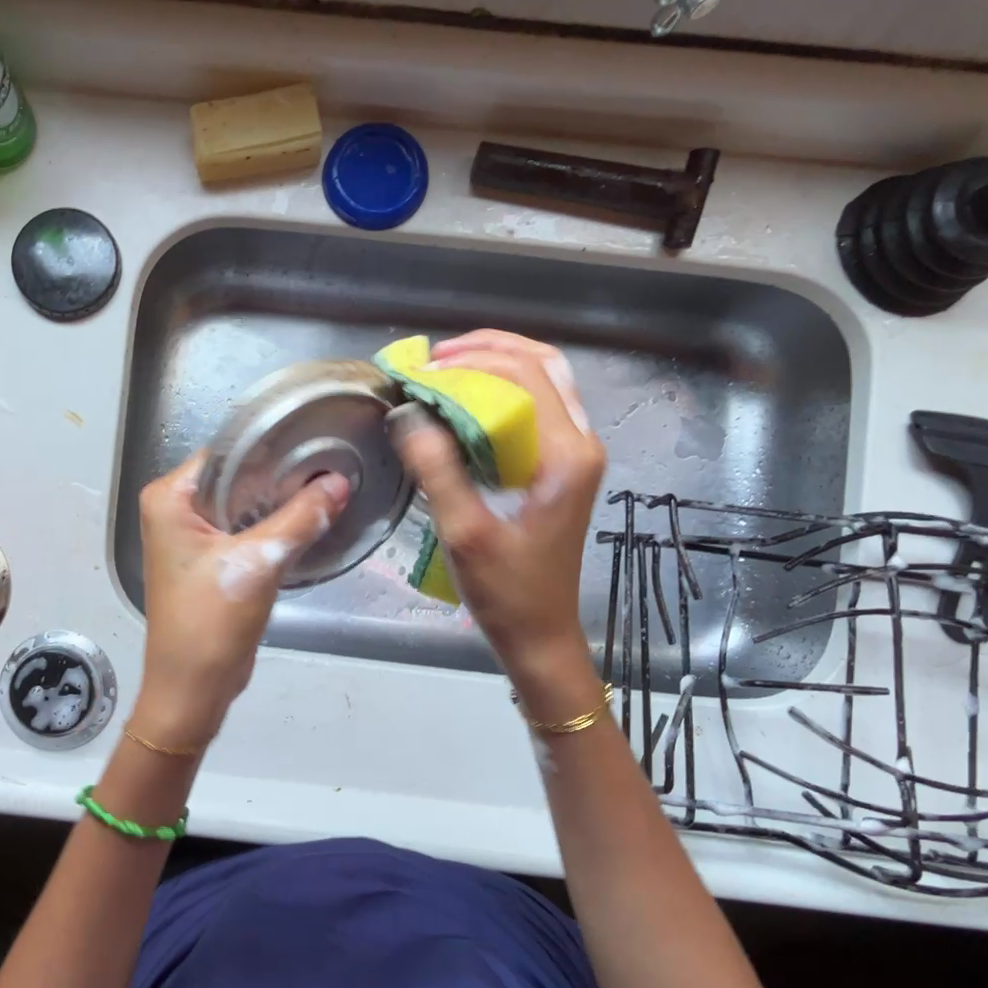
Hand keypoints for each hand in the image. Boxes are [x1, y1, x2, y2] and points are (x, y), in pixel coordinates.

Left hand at [136, 452, 351, 743]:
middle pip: (237, 475)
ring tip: (330, 486)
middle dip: (281, 473)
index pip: (226, 452)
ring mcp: (193, 536)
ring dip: (282, 500)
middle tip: (333, 462)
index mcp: (170, 498)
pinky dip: (275, 525)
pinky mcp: (212, 559)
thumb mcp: (258, 564)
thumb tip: (341, 482)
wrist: (193, 689)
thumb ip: (300, 518)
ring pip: (246, 502)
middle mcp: (176, 510)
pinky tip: (312, 518)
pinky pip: (248, 527)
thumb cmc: (210, 622)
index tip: (317, 440)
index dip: (271, 446)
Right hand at [388, 329, 606, 679]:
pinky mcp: (561, 467)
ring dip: (494, 367)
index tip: (422, 371)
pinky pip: (535, 409)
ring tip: (443, 371)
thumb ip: (438, 472)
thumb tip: (407, 417)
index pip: (524, 377)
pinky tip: (462, 405)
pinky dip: (499, 394)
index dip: (472, 362)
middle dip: (486, 351)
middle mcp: (580, 445)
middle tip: (433, 360)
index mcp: (567, 456)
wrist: (541, 636)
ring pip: (542, 383)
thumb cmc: (509, 594)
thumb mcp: (466, 535)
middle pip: (542, 365)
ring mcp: (574, 454)